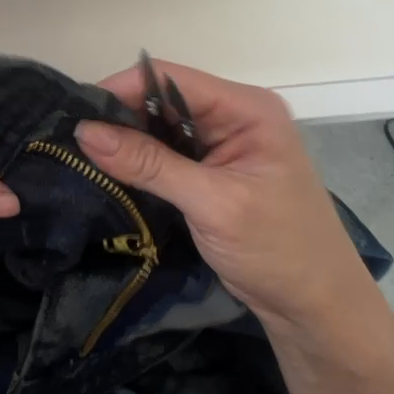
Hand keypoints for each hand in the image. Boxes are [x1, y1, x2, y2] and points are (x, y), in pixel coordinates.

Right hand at [74, 60, 375, 328]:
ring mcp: (221, 141)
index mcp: (248, 109)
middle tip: (74, 136)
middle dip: (118, 115)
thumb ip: (148, 163)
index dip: (120, 89)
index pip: (168, 79)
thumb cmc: (280, 253)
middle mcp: (233, 114)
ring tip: (83, 150)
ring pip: (156, 123)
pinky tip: (110, 167)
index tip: (77, 114)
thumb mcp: (213, 204)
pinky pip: (162, 148)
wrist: (319, 314)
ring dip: (124, 138)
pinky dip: (136, 158)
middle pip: (158, 97)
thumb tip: (83, 131)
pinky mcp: (208, 167)